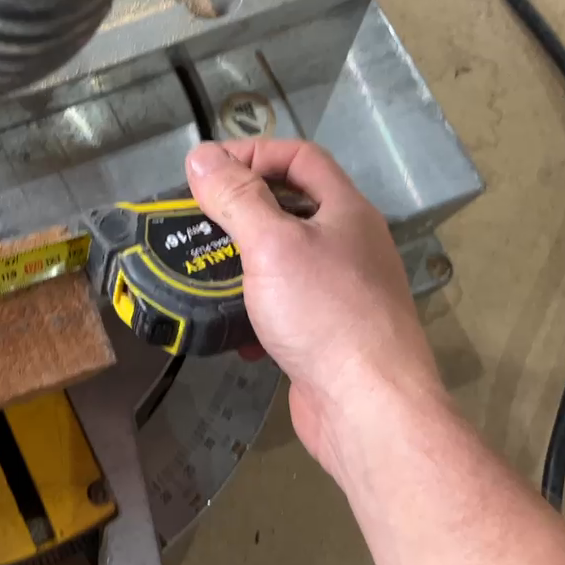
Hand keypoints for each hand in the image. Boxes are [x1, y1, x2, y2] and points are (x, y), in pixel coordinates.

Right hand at [184, 139, 448, 477]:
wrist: (370, 411)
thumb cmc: (325, 313)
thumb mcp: (271, 243)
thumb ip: (236, 196)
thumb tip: (201, 154)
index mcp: (346, 213)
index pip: (300, 157)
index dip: (253, 153)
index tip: (209, 173)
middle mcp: (348, 244)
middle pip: (288, 205)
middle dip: (237, 208)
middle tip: (195, 218)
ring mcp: (340, 290)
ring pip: (279, 256)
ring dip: (238, 259)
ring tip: (201, 266)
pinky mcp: (325, 330)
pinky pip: (280, 300)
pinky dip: (251, 304)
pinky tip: (229, 320)